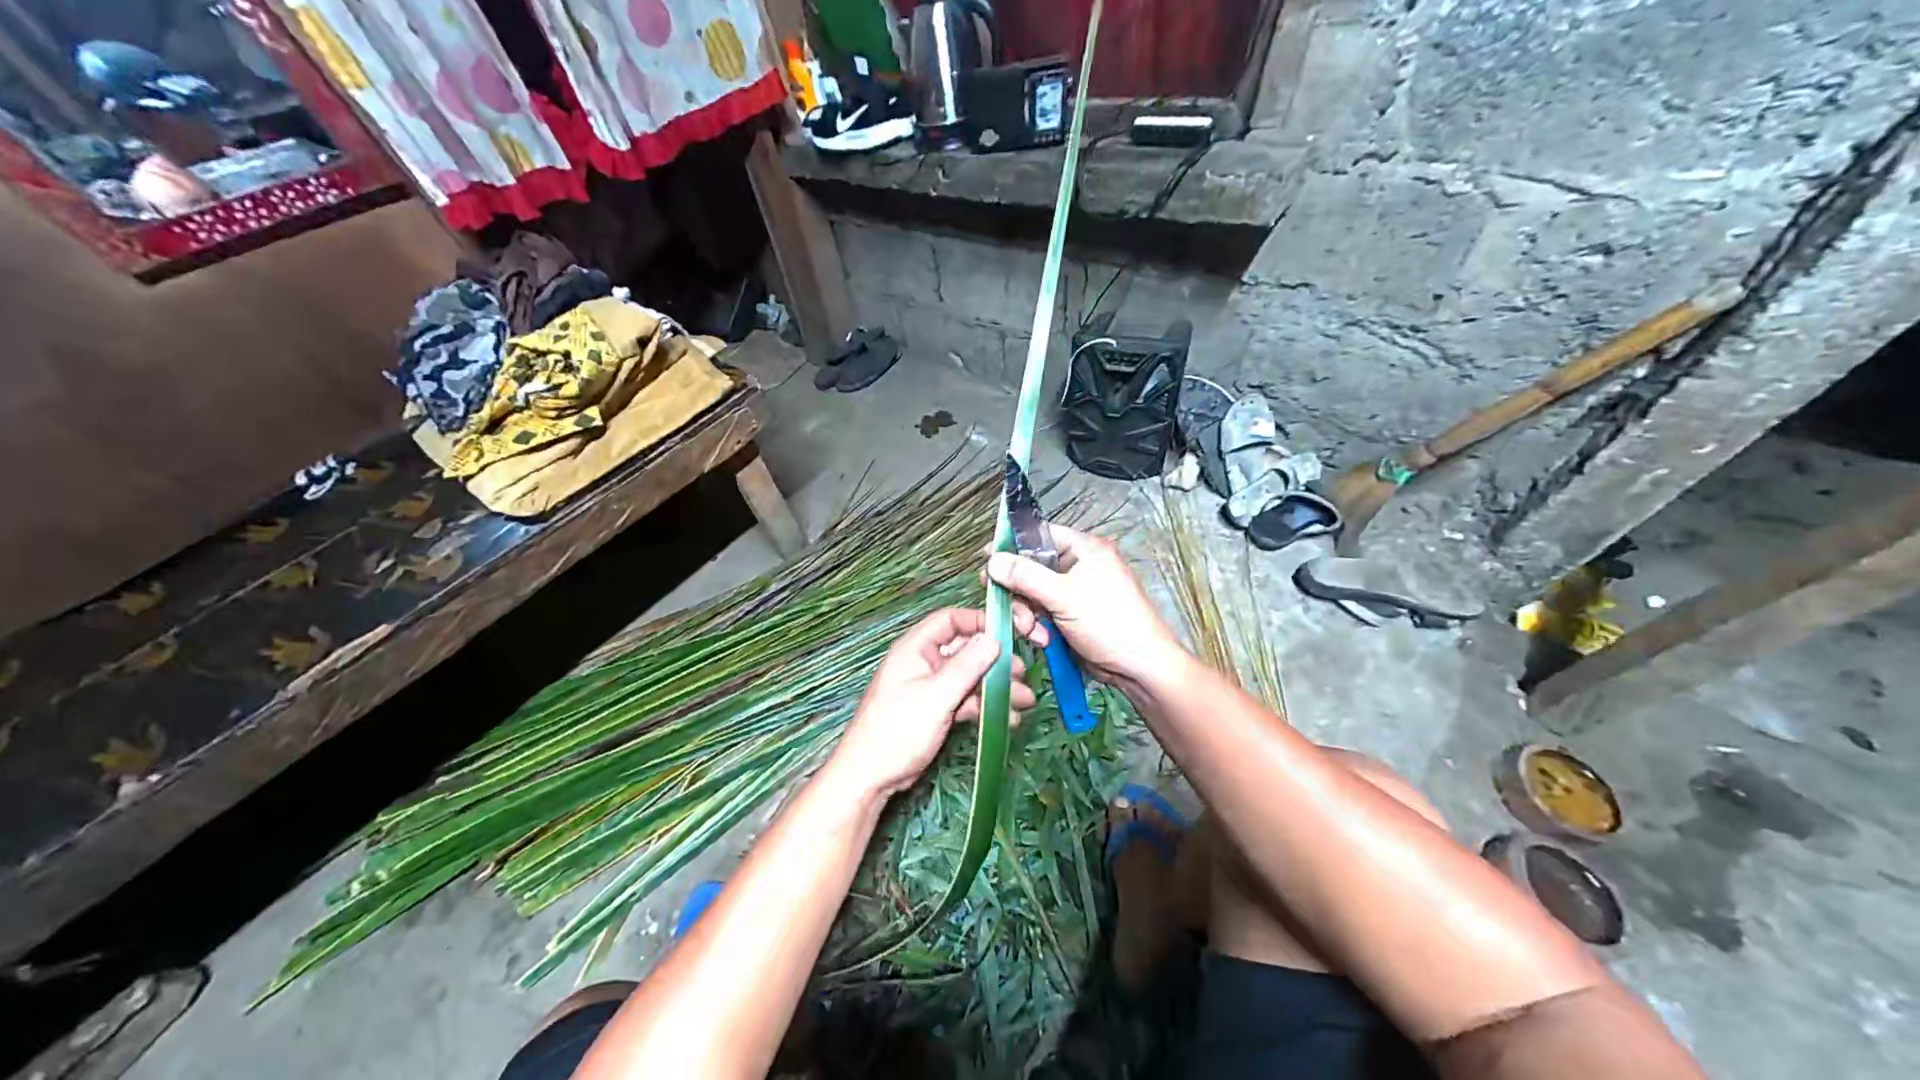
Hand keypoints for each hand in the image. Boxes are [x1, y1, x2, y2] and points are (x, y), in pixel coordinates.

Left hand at [827, 608, 1041, 798]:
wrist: (871, 776)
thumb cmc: (896, 730)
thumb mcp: (936, 696)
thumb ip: (966, 667)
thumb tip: (993, 640)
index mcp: (916, 648)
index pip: (951, 620)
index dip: (980, 623)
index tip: (1010, 633)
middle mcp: (924, 662)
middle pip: (966, 650)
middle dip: (996, 661)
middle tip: (1022, 675)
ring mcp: (931, 687)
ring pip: (970, 677)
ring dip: (996, 687)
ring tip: (1024, 701)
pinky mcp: (936, 709)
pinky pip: (966, 699)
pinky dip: (985, 706)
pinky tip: (1007, 718)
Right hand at [986, 524, 1188, 698]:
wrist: (1140, 668)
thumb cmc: (1111, 624)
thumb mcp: (1064, 596)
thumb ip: (1025, 576)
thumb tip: (992, 560)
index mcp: (1085, 549)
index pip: (1040, 535)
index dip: (1012, 546)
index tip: (987, 560)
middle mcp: (1079, 566)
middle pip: (1031, 568)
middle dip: (1019, 591)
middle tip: (1007, 604)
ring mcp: (1075, 592)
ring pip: (1033, 594)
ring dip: (1027, 614)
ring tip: (1034, 631)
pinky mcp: (1071, 616)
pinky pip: (1042, 613)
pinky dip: (1037, 626)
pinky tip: (1043, 640)